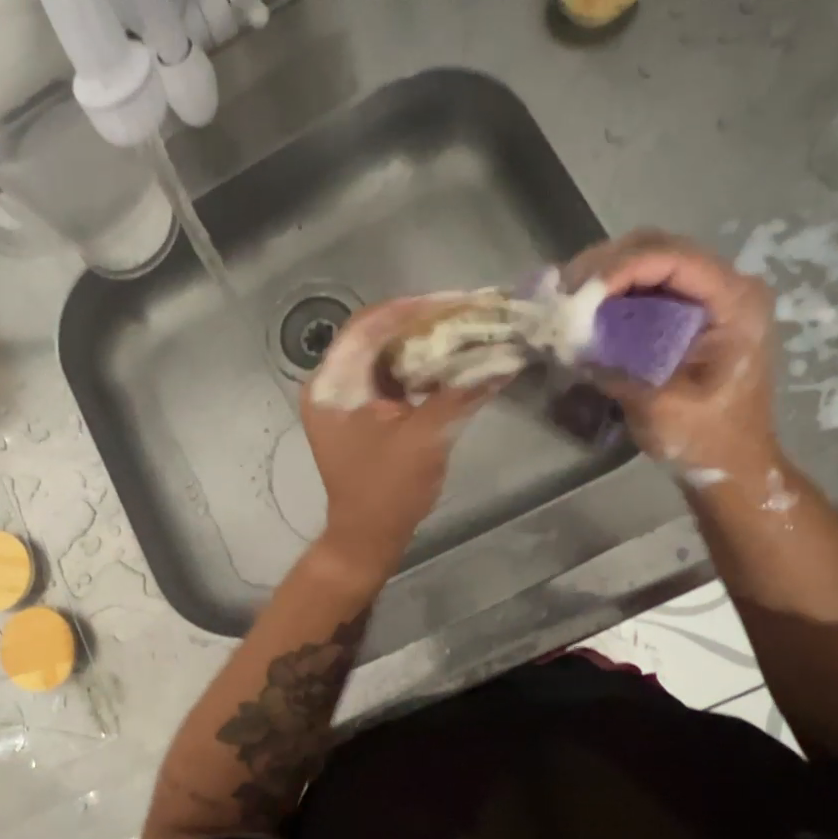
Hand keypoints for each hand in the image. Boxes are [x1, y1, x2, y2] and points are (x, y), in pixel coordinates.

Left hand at [301, 297, 496, 579]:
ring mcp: (345, 398)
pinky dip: (420, 367)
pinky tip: (452, 361)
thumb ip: (461, 392)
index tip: (457, 301)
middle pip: (377, 335)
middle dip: (424, 322)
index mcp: (332, 384)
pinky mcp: (362, 412)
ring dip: (424, 342)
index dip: (413, 308)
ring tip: (467, 330)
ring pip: (386, 354)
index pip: (369, 325)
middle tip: (469, 312)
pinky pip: (391, 376)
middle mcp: (332, 384)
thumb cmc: (387, 491)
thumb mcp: (426, 438)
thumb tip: (505, 358)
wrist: (368, 537)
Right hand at [565, 229, 780, 478]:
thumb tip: (570, 341)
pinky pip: (647, 283)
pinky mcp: (689, 312)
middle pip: (658, 247)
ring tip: (568, 301)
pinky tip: (585, 310)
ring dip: (604, 274)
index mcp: (735, 303)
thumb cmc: (707, 438)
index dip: (620, 267)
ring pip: (648, 259)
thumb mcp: (662, 407)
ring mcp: (708, 297)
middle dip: (605, 264)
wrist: (734, 461)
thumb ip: (620, 369)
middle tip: (563, 294)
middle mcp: (726, 287)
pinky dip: (612, 290)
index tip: (577, 295)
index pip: (673, 258)